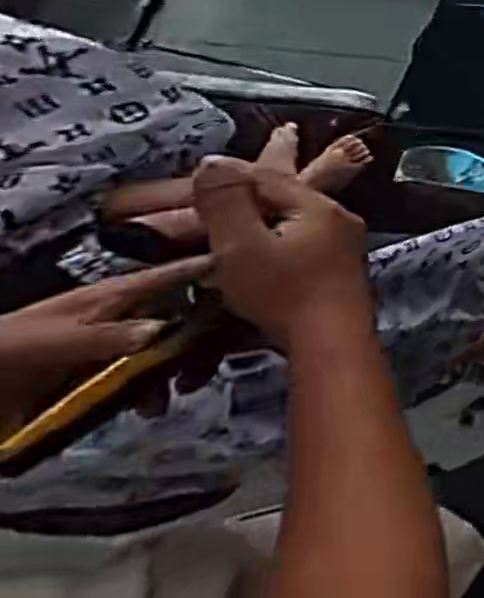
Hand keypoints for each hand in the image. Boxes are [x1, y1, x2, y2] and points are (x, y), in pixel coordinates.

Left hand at [0, 255, 214, 417]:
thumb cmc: (2, 353)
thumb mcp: (45, 343)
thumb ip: (103, 336)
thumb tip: (164, 332)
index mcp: (118, 296)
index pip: (182, 272)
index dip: (222, 269)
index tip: (264, 272)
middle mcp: (127, 315)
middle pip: (187, 314)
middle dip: (204, 338)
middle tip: (214, 359)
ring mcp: (115, 346)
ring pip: (170, 350)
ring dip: (178, 372)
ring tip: (174, 395)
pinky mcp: (102, 375)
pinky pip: (144, 378)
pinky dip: (152, 393)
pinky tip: (149, 408)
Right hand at [192, 156, 371, 346]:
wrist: (331, 333)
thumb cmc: (285, 290)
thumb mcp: (243, 247)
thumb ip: (228, 205)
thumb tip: (215, 162)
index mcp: (317, 207)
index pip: (268, 179)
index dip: (230, 175)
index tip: (201, 168)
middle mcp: (338, 216)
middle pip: (292, 190)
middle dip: (273, 172)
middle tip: (275, 141)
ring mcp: (343, 239)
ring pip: (300, 212)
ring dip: (276, 203)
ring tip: (258, 194)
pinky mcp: (339, 261)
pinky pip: (305, 233)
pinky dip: (283, 227)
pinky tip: (274, 235)